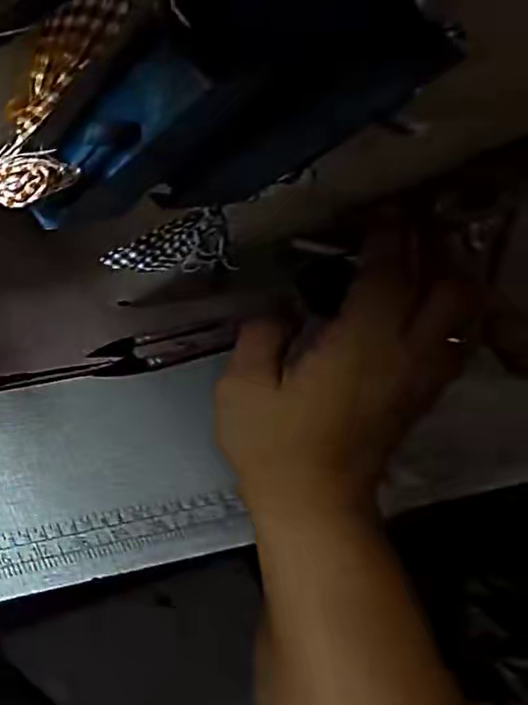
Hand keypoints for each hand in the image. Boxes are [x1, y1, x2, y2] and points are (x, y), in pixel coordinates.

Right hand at [214, 231, 480, 518]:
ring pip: (463, 310)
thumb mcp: (242, 385)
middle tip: (405, 230)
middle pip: (449, 288)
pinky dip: (445, 308)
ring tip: (417, 260)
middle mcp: (407, 353)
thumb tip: (276, 308)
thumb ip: (262, 339)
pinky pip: (453, 334)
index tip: (383, 214)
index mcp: (359, 346)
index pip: (389, 279)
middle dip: (434, 253)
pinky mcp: (424, 388)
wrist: (312, 490)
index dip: (389, 242)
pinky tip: (418, 305)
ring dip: (448, 278)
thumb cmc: (267, 437)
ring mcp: (424, 372)